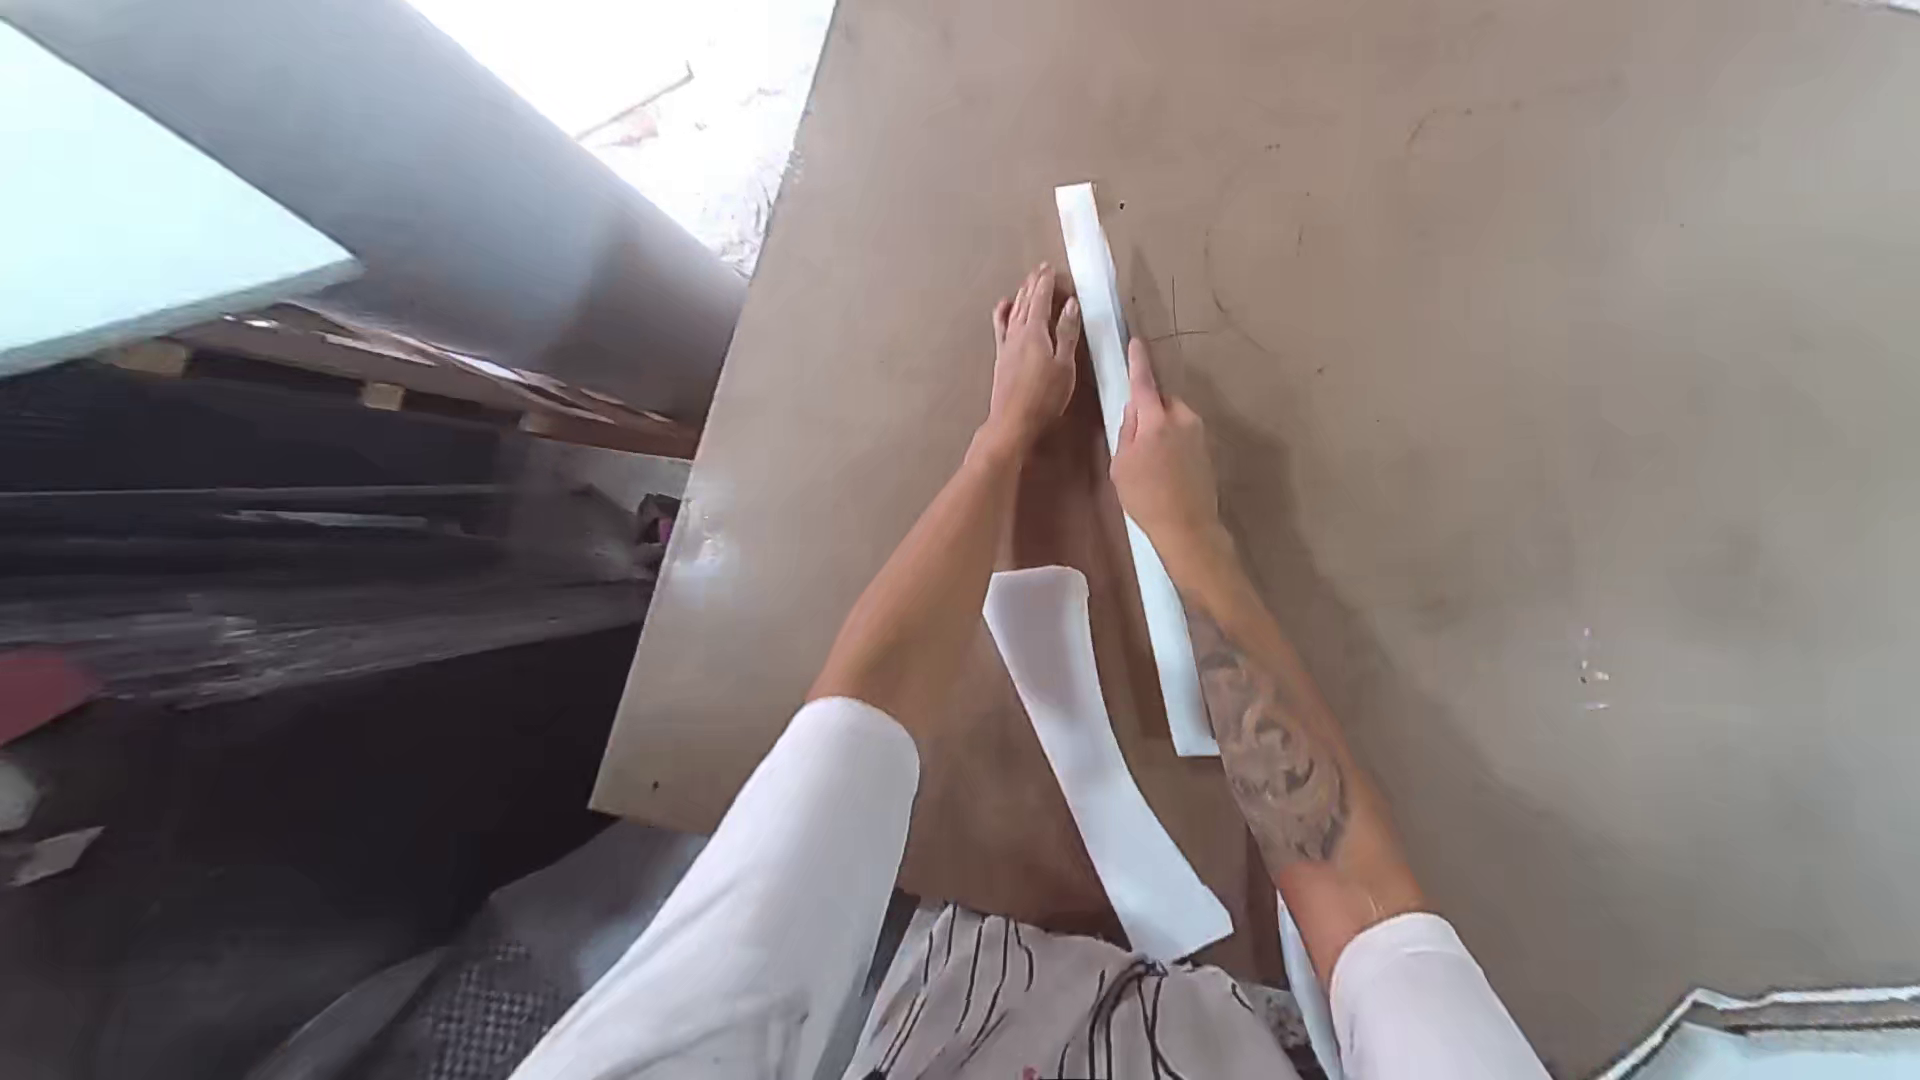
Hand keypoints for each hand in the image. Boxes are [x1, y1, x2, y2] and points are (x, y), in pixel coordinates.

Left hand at [983, 263, 1080, 451]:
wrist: (1013, 422)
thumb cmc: (1044, 398)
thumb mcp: (1065, 365)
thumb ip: (1067, 333)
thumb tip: (1070, 305)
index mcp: (1035, 332)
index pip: (1041, 298)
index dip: (1046, 282)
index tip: (1050, 269)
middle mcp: (1017, 334)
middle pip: (1025, 302)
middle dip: (1033, 284)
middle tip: (1040, 270)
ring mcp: (1006, 346)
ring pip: (1012, 312)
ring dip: (1020, 296)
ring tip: (1025, 285)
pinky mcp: (1001, 359)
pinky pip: (1001, 328)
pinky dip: (1003, 314)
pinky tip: (1004, 310)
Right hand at [1110, 337, 1229, 577]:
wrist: (1187, 526)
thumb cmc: (1145, 497)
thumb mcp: (1122, 464)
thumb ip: (1127, 430)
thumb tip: (1134, 409)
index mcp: (1156, 420)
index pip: (1144, 382)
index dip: (1138, 362)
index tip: (1136, 343)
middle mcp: (1183, 418)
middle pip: (1160, 401)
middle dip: (1147, 411)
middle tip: (1133, 441)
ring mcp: (1199, 432)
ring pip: (1172, 418)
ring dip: (1160, 428)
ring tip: (1148, 462)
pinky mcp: (1207, 447)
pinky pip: (1183, 433)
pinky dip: (1171, 442)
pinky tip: (1164, 470)